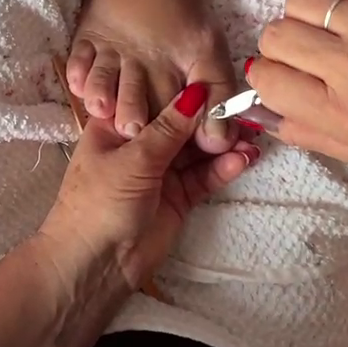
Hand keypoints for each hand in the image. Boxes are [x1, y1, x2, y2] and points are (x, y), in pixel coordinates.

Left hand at [37, 84, 259, 291]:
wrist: (94, 264)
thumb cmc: (100, 201)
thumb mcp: (134, 158)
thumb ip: (169, 127)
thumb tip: (198, 92)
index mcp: (118, 124)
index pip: (155, 98)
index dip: (186, 91)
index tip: (219, 82)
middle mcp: (140, 143)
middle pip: (181, 124)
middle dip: (211, 118)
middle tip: (245, 108)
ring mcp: (161, 170)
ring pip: (197, 150)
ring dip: (223, 144)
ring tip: (253, 135)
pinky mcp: (178, 197)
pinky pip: (203, 177)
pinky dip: (223, 169)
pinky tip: (244, 160)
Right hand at [248, 0, 347, 179]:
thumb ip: (298, 128)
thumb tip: (253, 104)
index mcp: (344, 112)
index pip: (266, 78)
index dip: (266, 79)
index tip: (282, 80)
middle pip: (275, 35)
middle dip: (280, 49)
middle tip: (305, 59)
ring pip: (299, 1)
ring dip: (304, 18)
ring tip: (328, 34)